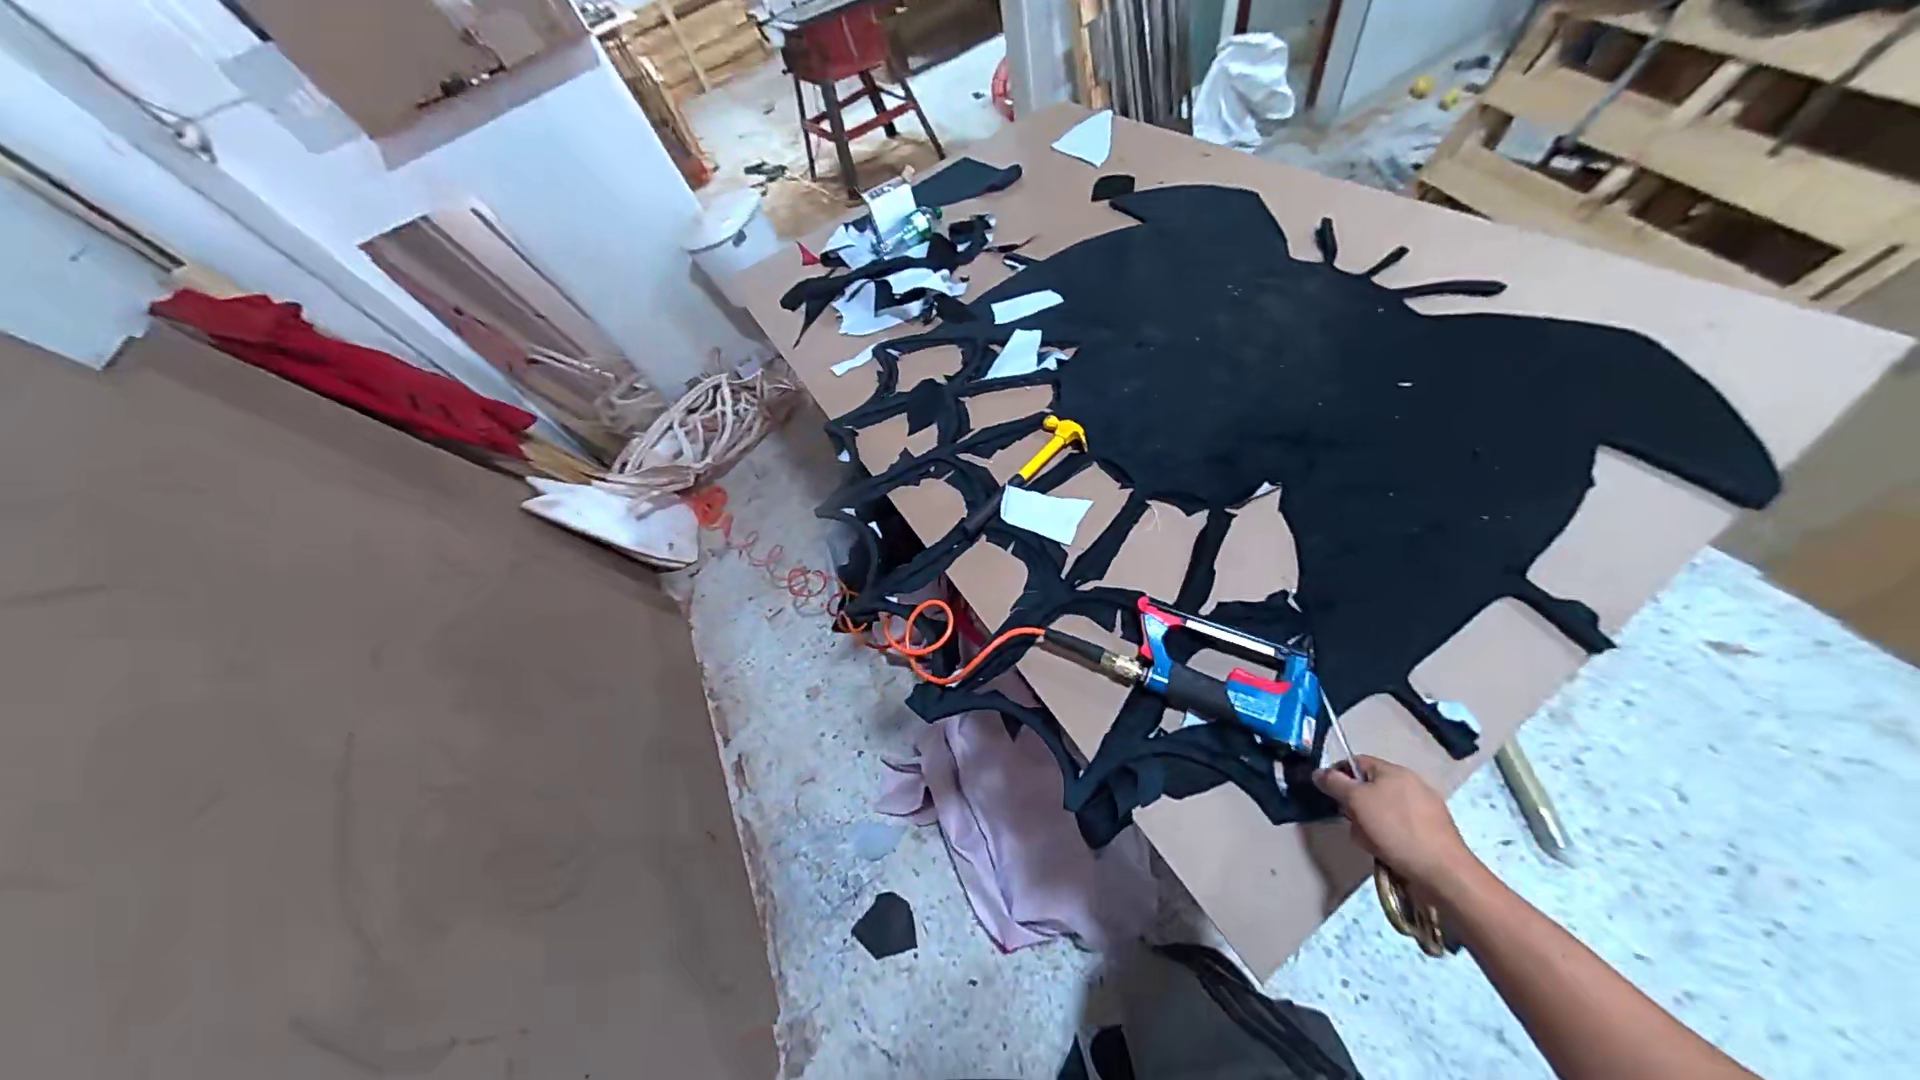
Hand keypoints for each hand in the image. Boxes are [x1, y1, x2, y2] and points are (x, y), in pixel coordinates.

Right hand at [1313, 755, 1479, 893]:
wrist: (1443, 871)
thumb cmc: (1395, 829)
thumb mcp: (1356, 801)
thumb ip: (1334, 783)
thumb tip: (1318, 772)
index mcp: (1394, 771)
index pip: (1356, 762)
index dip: (1338, 775)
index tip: (1330, 795)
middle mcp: (1411, 783)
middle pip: (1368, 787)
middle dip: (1354, 805)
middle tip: (1353, 822)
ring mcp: (1424, 807)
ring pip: (1381, 809)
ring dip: (1368, 823)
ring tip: (1370, 841)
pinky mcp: (1431, 830)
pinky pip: (1397, 826)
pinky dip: (1387, 835)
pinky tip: (1387, 850)